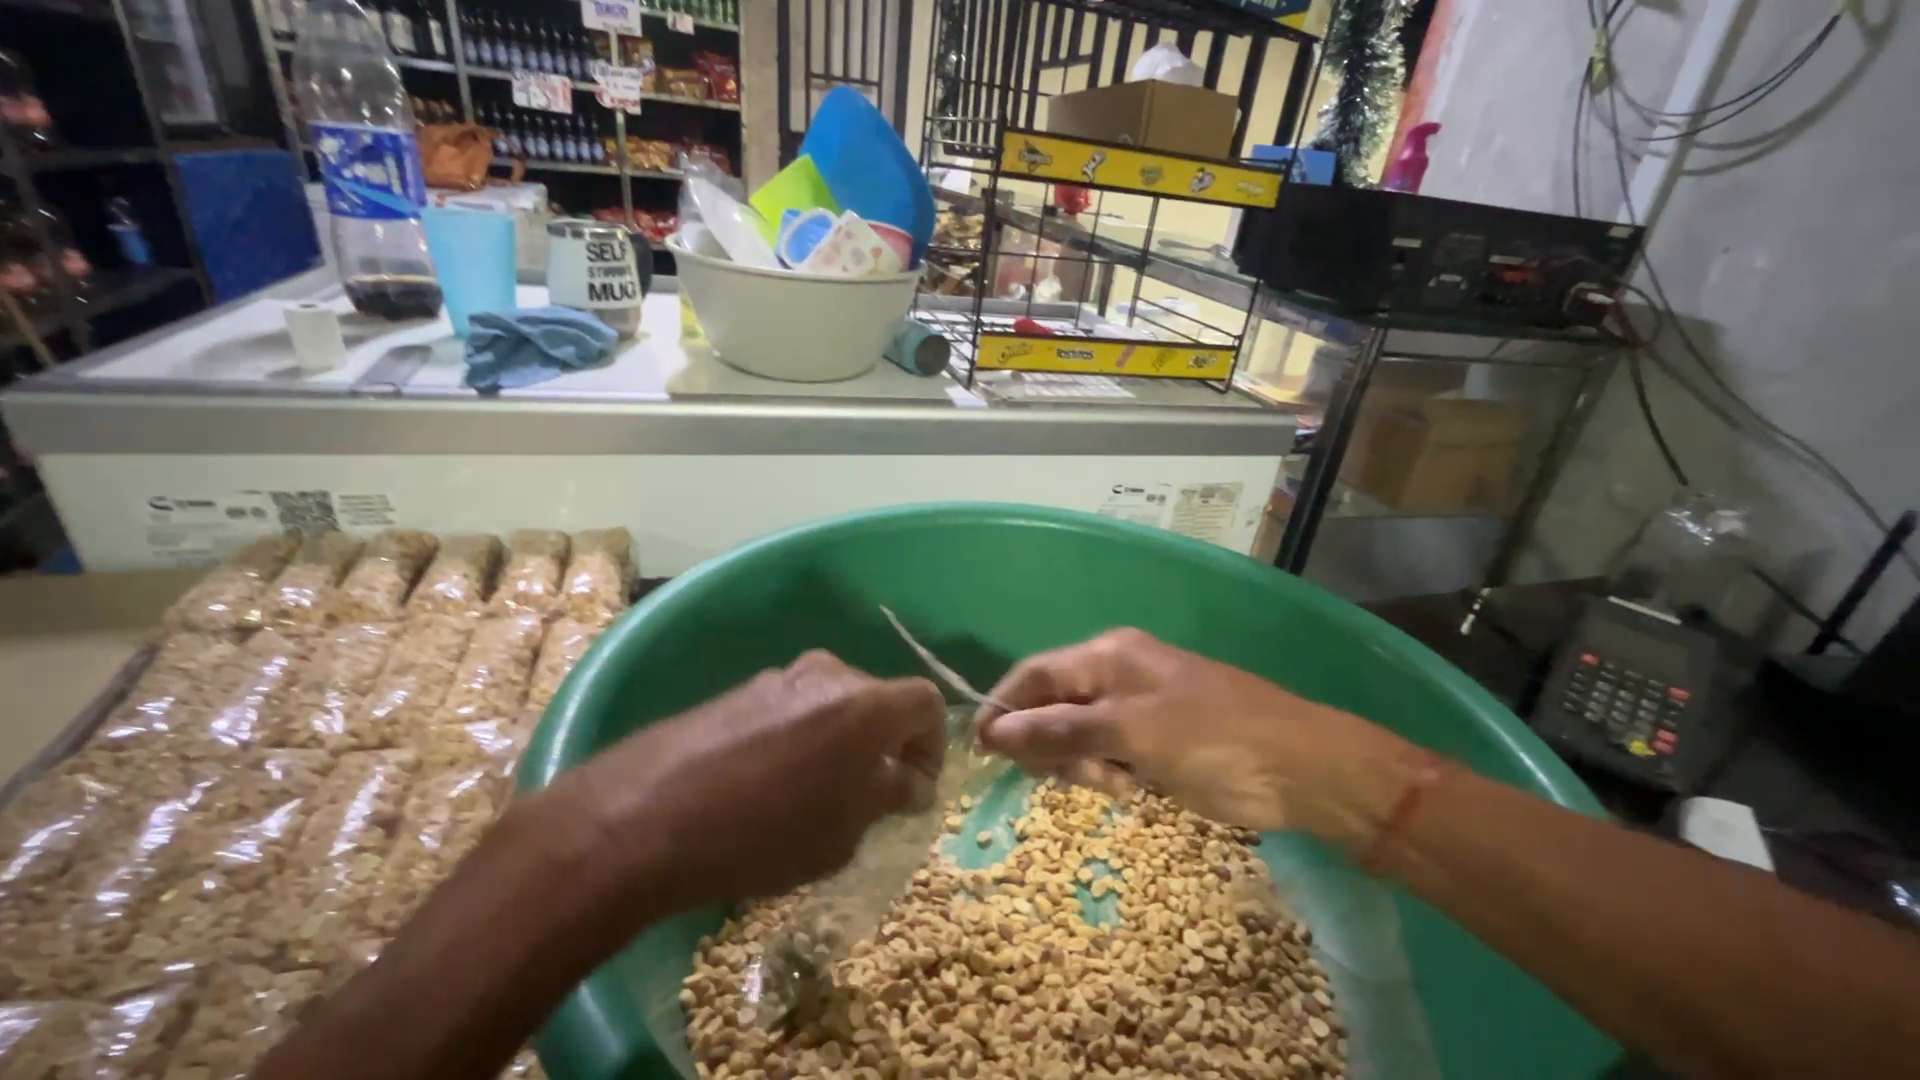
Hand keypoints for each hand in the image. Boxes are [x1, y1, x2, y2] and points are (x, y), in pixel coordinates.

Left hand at [561, 651, 947, 907]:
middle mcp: (828, 676)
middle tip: (874, 796)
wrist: (644, 816)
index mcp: (866, 705)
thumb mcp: (844, 832)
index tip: (916, 787)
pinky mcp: (738, 693)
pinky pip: (791, 711)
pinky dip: (801, 741)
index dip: (932, 746)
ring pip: (832, 705)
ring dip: (841, 743)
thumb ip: (889, 796)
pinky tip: (773, 786)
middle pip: (878, 700)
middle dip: (886, 744)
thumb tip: (909, 781)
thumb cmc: (763, 833)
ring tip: (820, 796)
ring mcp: (778, 679)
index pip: (926, 703)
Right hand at [977, 628, 1407, 841]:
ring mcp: (1134, 709)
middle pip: (1050, 706)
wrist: (1299, 768)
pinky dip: (1106, 775)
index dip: (1003, 708)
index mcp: (1107, 655)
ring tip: (1115, 786)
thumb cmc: (1214, 738)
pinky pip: (1104, 755)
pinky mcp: (1151, 742)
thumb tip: (993, 731)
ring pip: (1074, 736)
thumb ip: (1061, 730)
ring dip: (1079, 765)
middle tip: (1072, 779)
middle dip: (1049, 744)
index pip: (1034, 674)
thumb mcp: (1133, 732)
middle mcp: (1114, 675)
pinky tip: (1132, 790)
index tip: (982, 752)